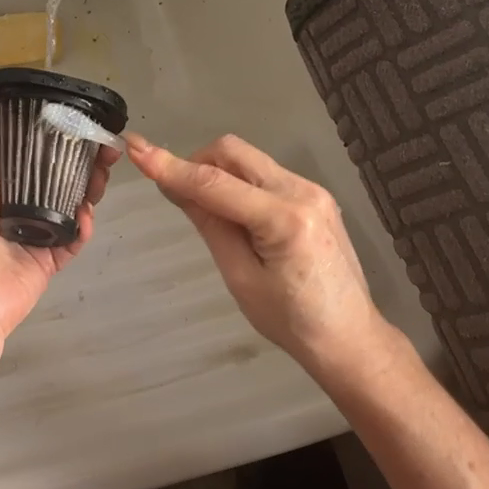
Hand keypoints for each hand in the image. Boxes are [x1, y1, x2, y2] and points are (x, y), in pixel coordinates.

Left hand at [0, 64, 115, 339]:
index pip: (27, 147)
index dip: (55, 132)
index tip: (81, 119)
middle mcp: (10, 202)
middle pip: (54, 175)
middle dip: (82, 162)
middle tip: (107, 150)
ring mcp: (29, 232)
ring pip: (68, 205)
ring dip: (88, 190)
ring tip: (104, 177)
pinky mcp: (45, 261)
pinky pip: (72, 240)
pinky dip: (82, 228)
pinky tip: (88, 216)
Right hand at [126, 133, 385, 375]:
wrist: (353, 340)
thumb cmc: (292, 322)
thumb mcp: (240, 278)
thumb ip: (208, 224)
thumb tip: (174, 186)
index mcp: (285, 220)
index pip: (214, 183)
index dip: (171, 166)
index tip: (135, 148)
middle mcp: (302, 192)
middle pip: (233, 152)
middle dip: (198, 163)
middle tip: (182, 196)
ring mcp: (313, 190)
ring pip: (248, 159)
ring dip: (219, 174)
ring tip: (215, 217)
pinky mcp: (315, 195)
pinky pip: (264, 173)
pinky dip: (239, 183)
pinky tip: (239, 218)